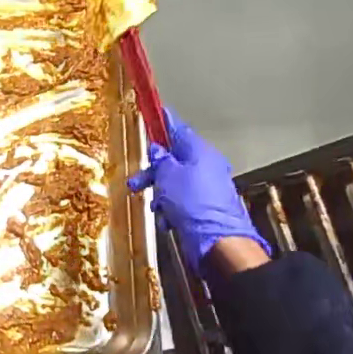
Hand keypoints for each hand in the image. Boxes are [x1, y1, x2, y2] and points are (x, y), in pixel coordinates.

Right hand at [126, 107, 270, 272]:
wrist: (217, 240)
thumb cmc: (193, 203)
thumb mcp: (168, 176)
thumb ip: (161, 160)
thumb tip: (158, 150)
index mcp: (200, 152)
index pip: (177, 129)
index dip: (162, 123)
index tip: (153, 113)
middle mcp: (206, 166)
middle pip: (173, 160)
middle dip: (153, 172)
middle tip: (135, 182)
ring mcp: (207, 188)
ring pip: (174, 184)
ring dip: (160, 194)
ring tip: (155, 207)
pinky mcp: (205, 208)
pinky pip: (181, 202)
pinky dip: (170, 209)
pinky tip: (167, 220)